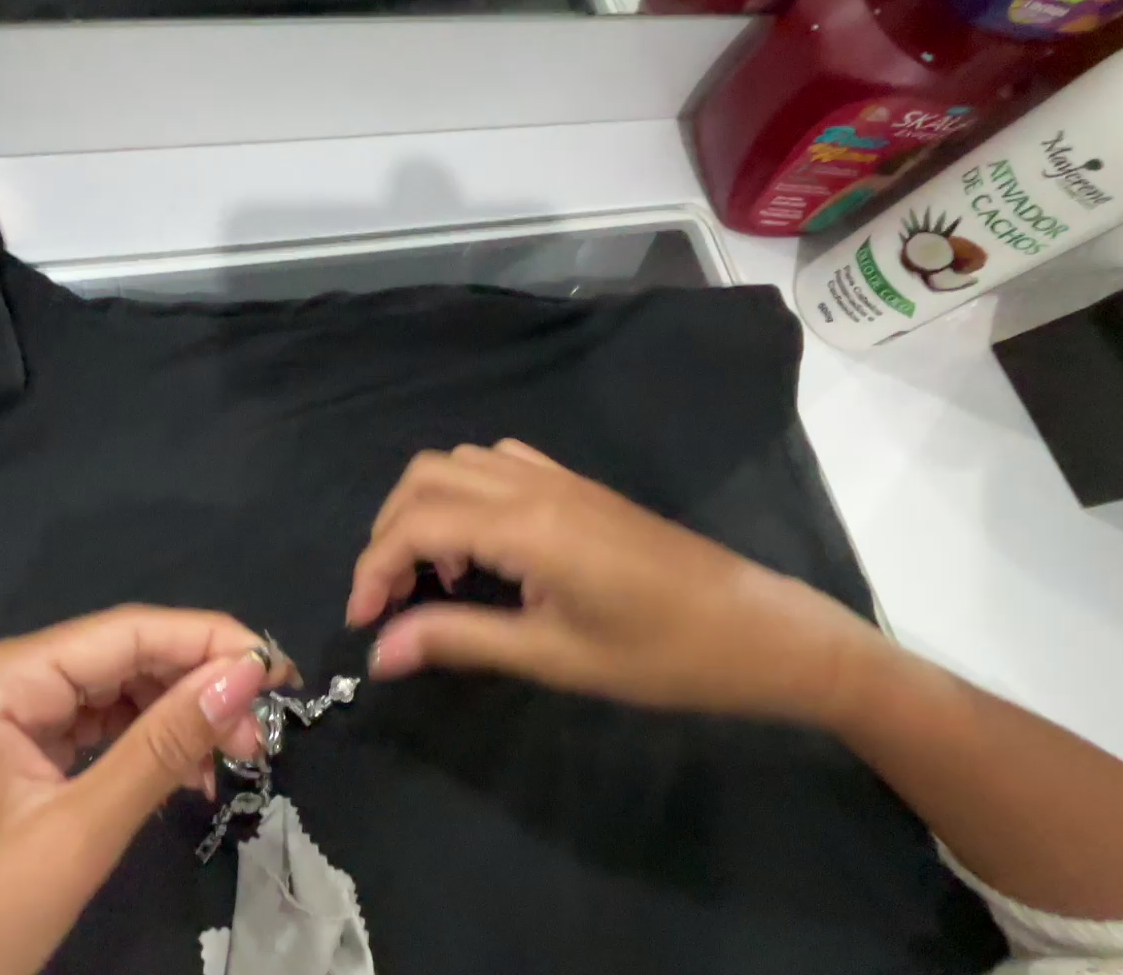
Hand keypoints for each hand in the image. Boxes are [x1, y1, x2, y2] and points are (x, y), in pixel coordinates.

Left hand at [0, 605, 297, 974]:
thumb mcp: (77, 835)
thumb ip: (165, 745)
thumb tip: (249, 672)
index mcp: (1, 677)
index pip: (128, 631)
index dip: (210, 640)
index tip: (281, 672)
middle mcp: (3, 678)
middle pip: (124, 657)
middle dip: (198, 686)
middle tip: (263, 732)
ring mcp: (6, 717)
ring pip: (116, 692)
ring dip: (179, 718)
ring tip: (236, 757)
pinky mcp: (14, 755)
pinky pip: (96, 730)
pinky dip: (147, 747)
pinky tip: (188, 775)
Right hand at [347, 440, 888, 723]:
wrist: (759, 631)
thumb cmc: (660, 655)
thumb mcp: (552, 657)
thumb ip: (458, 641)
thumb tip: (379, 653)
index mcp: (524, 525)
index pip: (416, 526)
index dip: (374, 570)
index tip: (363, 622)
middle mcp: (531, 484)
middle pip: (424, 478)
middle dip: (389, 534)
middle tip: (391, 597)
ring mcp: (556, 477)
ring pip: (457, 464)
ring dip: (424, 510)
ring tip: (438, 576)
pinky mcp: (574, 485)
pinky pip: (495, 464)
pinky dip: (463, 495)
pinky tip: (481, 545)